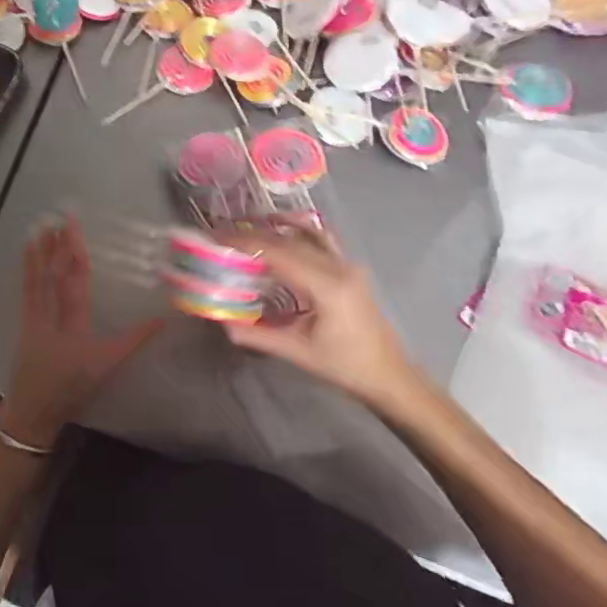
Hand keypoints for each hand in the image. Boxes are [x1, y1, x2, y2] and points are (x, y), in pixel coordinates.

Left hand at [1, 218, 162, 447]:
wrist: (34, 411)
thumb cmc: (72, 389)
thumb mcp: (107, 366)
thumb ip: (134, 340)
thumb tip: (164, 318)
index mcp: (74, 323)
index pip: (75, 279)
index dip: (75, 250)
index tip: (72, 226)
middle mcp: (51, 316)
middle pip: (54, 275)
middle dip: (58, 246)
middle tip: (59, 218)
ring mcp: (34, 319)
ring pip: (36, 280)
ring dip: (39, 254)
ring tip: (40, 229)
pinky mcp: (25, 326)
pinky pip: (26, 292)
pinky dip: (27, 272)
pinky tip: (29, 260)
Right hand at [218, 222, 426, 407]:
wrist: (388, 376)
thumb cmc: (345, 366)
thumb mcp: (296, 352)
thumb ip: (256, 335)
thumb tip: (222, 322)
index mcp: (328, 287)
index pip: (280, 253)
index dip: (246, 243)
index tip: (217, 239)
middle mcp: (340, 268)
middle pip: (290, 240)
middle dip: (254, 235)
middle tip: (222, 237)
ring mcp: (348, 265)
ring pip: (305, 234)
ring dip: (273, 230)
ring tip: (245, 234)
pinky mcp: (350, 269)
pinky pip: (319, 240)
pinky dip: (294, 233)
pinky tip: (276, 235)